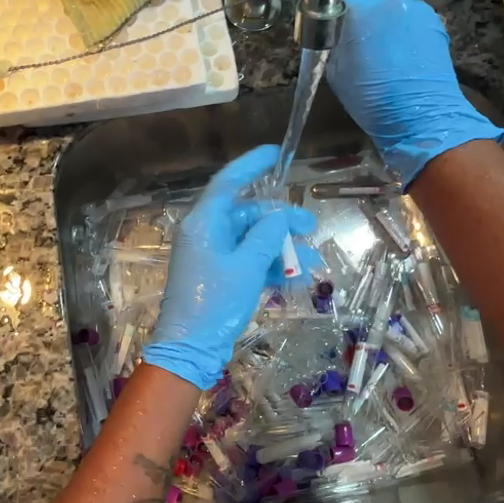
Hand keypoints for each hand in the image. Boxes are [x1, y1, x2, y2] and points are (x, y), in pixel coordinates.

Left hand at [141, 146, 317, 389]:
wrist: (191, 348)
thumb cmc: (214, 303)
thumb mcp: (247, 267)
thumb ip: (266, 236)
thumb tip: (280, 216)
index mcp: (203, 224)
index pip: (227, 183)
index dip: (251, 165)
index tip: (276, 153)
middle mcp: (205, 234)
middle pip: (247, 215)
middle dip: (281, 221)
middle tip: (312, 228)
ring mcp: (211, 256)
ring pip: (252, 240)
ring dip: (281, 249)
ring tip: (312, 262)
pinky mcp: (218, 277)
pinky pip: (248, 261)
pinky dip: (270, 266)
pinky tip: (296, 278)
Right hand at [327, 0, 502, 186]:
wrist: (420, 115)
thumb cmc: (369, 97)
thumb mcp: (334, 69)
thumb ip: (333, 39)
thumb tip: (335, 29)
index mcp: (358, 6)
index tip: (327, 12)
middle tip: (352, 13)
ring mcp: (416, 6)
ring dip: (382, 7)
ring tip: (378, 36)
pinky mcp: (434, 20)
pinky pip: (411, 12)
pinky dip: (401, 22)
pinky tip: (399, 48)